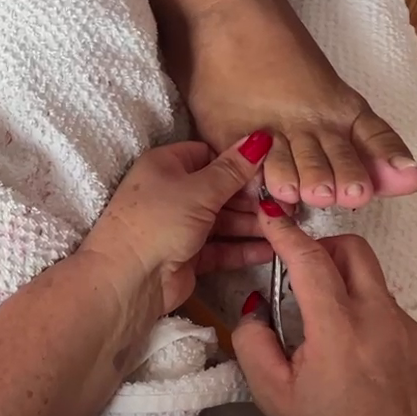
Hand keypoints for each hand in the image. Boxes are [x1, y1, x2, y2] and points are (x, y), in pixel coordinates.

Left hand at [79, 132, 277, 312]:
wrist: (128, 278)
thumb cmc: (158, 220)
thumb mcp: (199, 190)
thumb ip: (232, 169)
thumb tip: (260, 138)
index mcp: (165, 165)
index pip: (207, 155)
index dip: (237, 162)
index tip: (270, 171)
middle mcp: (171, 192)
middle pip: (219, 189)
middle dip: (251, 197)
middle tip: (287, 203)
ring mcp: (179, 225)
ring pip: (223, 219)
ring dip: (252, 223)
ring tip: (288, 226)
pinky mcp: (188, 254)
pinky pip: (221, 246)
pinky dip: (243, 248)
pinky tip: (272, 249)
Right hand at [233, 216, 416, 415]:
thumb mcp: (270, 394)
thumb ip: (251, 339)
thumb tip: (256, 303)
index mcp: (339, 330)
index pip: (311, 259)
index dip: (285, 231)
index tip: (268, 213)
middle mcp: (379, 318)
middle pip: (352, 247)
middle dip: (319, 243)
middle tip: (295, 267)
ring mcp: (404, 326)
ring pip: (369, 272)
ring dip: (338, 271)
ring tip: (315, 308)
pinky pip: (381, 298)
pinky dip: (356, 297)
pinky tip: (343, 337)